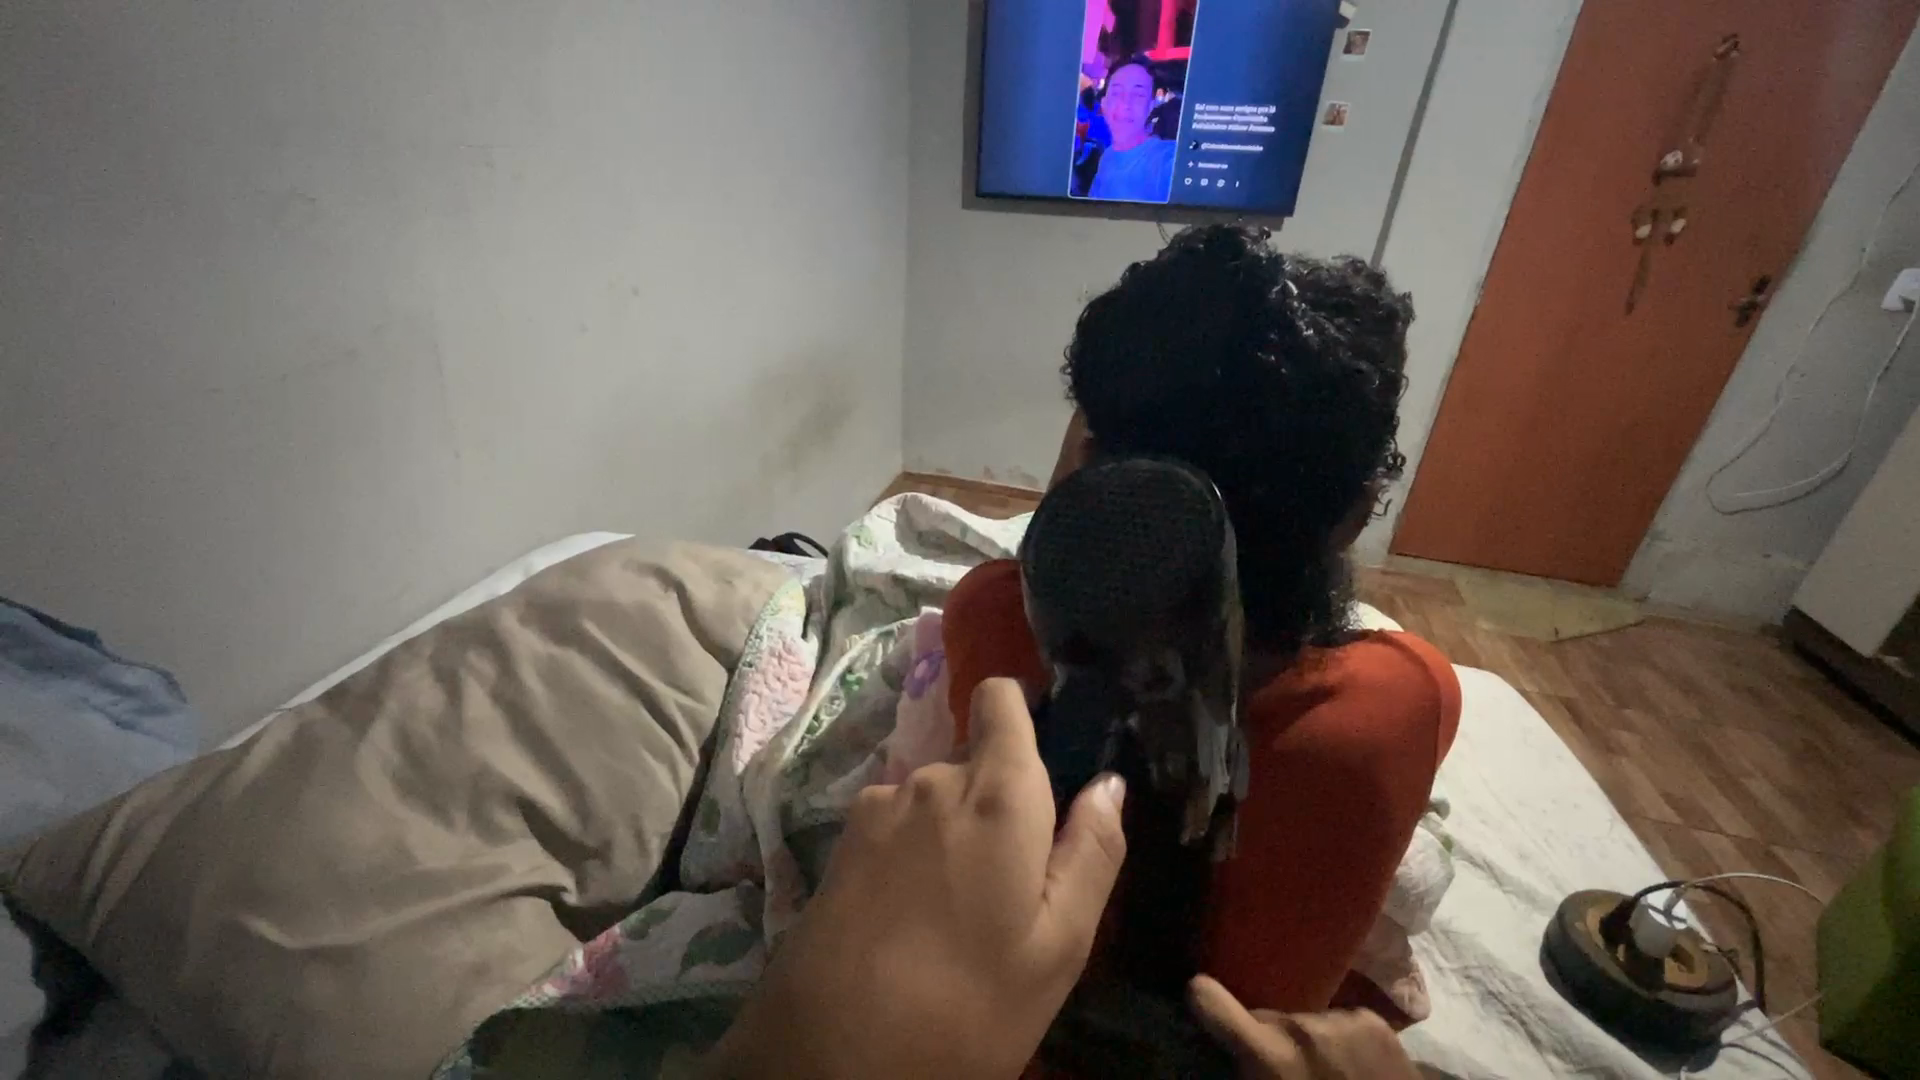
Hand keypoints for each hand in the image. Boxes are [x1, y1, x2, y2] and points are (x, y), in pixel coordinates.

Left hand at [706, 678, 1128, 1079]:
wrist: (826, 1060)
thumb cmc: (967, 1005)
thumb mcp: (1059, 944)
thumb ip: (1092, 851)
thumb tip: (1108, 783)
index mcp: (995, 792)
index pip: (1000, 698)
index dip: (1019, 714)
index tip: (1038, 766)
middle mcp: (932, 778)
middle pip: (975, 759)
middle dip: (996, 802)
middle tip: (1008, 886)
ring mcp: (878, 805)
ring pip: (935, 796)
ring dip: (951, 832)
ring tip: (954, 913)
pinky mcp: (841, 840)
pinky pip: (897, 823)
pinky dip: (911, 851)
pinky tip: (907, 918)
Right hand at [1189, 975, 1420, 1079]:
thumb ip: (1247, 1076)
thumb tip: (1218, 1064)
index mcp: (1269, 1056)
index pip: (1207, 997)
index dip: (1201, 1001)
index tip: (1202, 1007)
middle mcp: (1300, 1027)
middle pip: (1266, 1018)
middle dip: (1270, 1042)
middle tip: (1289, 1079)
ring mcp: (1341, 1020)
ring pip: (1304, 1023)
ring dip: (1310, 1047)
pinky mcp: (1374, 1023)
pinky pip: (1340, 1023)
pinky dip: (1343, 1044)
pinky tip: (1358, 1074)